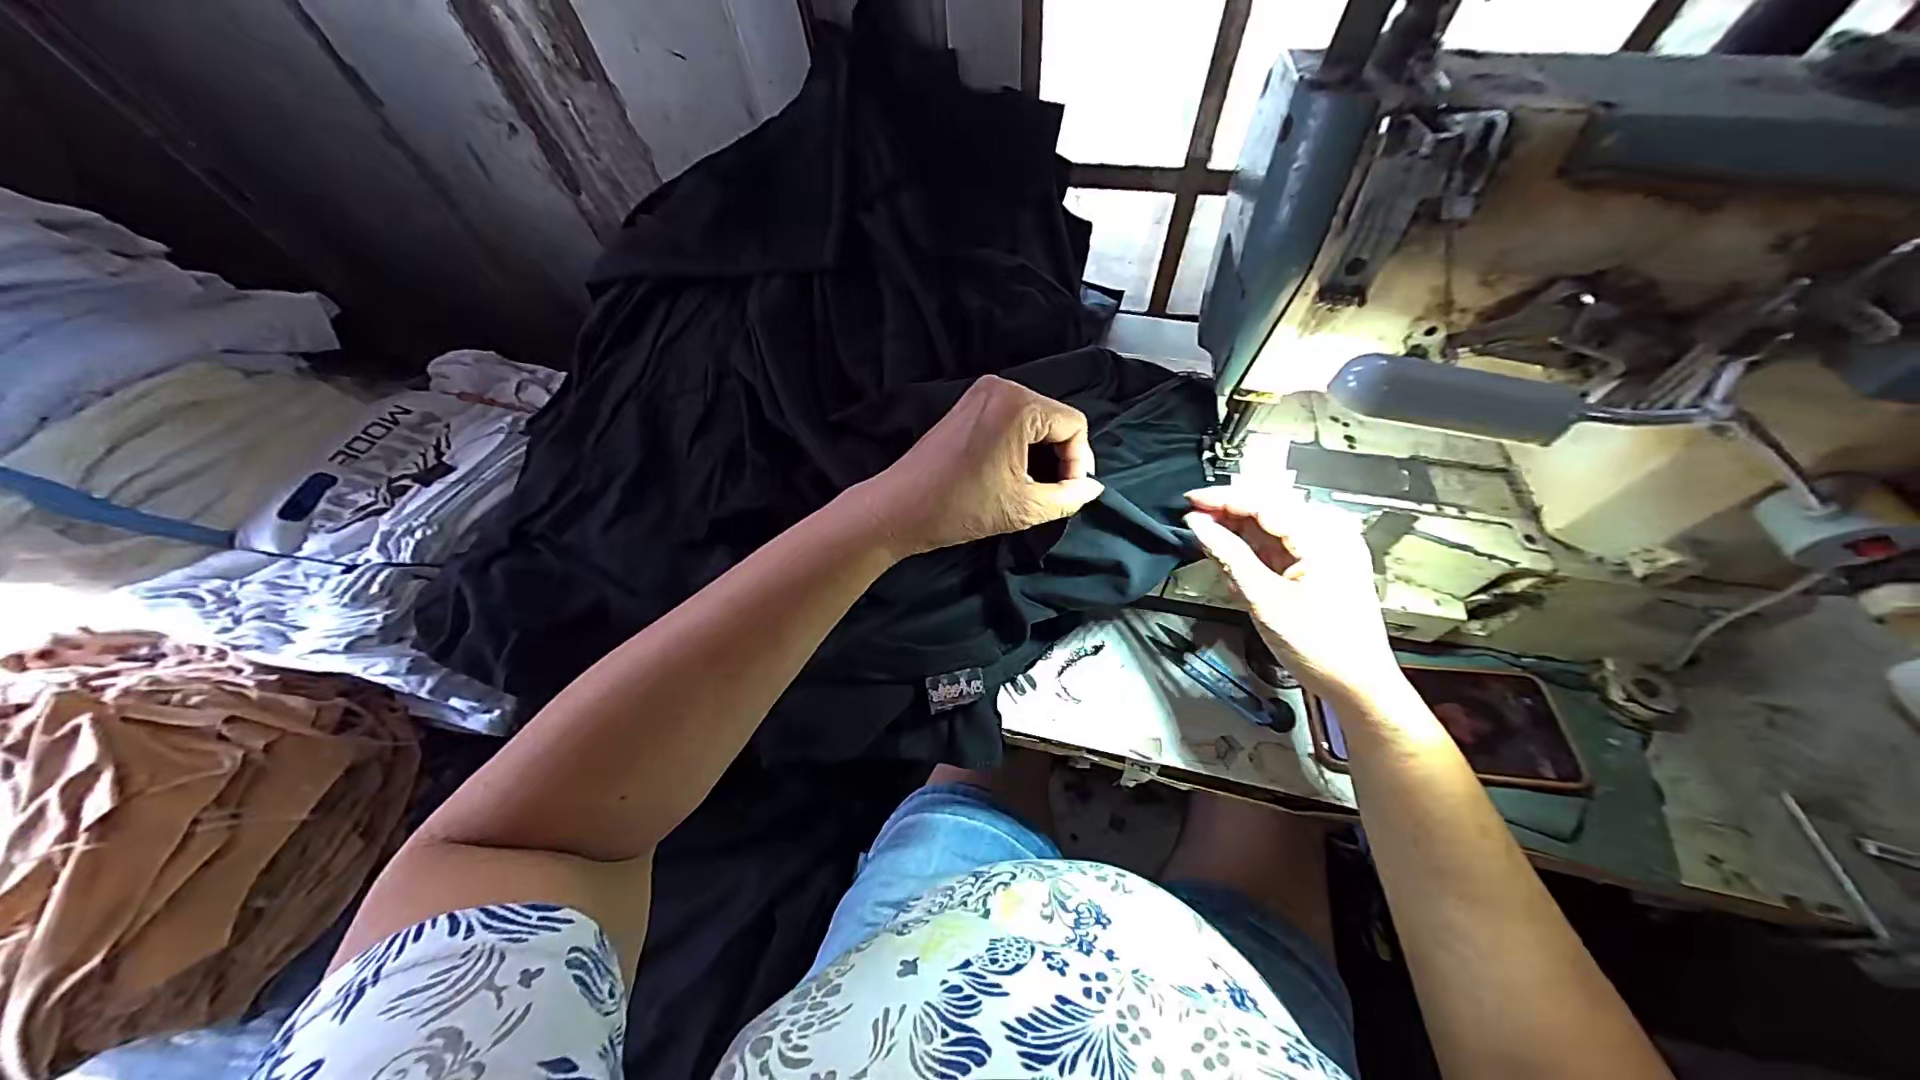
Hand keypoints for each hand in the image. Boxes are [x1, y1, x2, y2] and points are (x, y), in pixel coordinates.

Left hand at [853, 375, 1104, 558]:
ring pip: (1035, 421)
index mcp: (1017, 403)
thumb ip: (1068, 497)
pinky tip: (1012, 475)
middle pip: (1056, 419)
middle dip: (1061, 458)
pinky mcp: (966, 407)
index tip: (1068, 495)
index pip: (1074, 425)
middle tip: (1053, 494)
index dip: (1079, 463)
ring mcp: (979, 394)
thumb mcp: (1024, 508)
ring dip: (1041, 454)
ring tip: (1032, 489)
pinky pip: (1011, 420)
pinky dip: (1020, 446)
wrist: (897, 509)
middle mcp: (1000, 387)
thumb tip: (1092, 489)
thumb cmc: (958, 507)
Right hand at [1184, 486, 1399, 701]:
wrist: (1358, 685)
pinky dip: (1253, 547)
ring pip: (1272, 524)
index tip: (1192, 500)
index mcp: (1323, 537)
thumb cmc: (1325, 649)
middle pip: (1269, 506)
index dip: (1222, 498)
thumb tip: (1201, 527)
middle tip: (1193, 516)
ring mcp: (1327, 549)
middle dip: (1228, 510)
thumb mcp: (1264, 600)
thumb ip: (1229, 557)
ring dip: (1238, 529)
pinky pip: (1280, 543)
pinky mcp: (1321, 565)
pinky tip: (1231, 556)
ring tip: (1207, 537)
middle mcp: (1330, 535)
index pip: (1264, 501)